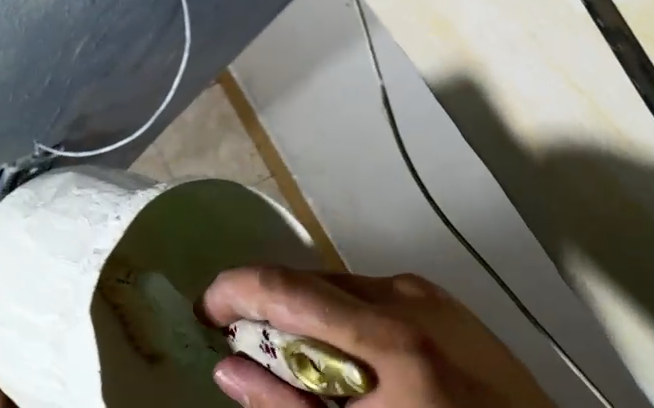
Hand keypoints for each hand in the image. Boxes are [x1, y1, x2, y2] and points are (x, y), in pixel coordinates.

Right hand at [201, 267, 554, 407]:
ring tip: (308, 367)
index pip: (284, 288)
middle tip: (251, 355)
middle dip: (270, 313)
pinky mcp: (449, 306)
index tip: (204, 313)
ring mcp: (432, 298)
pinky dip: (347, 322)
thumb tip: (227, 369)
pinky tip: (354, 365)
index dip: (232, 293)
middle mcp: (407, 300)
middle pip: (307, 283)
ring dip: (309, 318)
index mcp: (387, 341)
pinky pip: (374, 299)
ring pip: (339, 289)